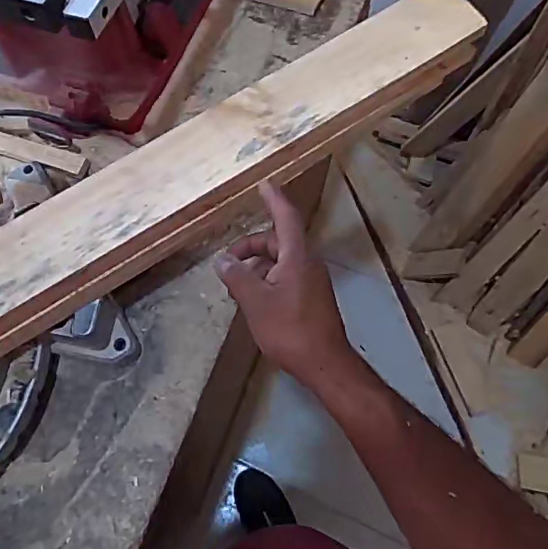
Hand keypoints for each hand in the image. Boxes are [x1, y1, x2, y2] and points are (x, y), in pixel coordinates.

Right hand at [214, 181, 359, 387]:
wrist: (324, 364)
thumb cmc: (290, 329)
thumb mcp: (255, 302)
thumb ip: (237, 277)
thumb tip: (223, 261)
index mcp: (297, 258)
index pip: (286, 218)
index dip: (274, 199)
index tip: (264, 185)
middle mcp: (307, 264)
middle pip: (277, 241)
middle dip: (250, 247)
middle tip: (226, 262)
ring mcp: (311, 281)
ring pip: (279, 261)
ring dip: (256, 266)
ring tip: (236, 286)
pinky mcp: (310, 297)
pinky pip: (285, 276)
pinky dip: (266, 279)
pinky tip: (252, 299)